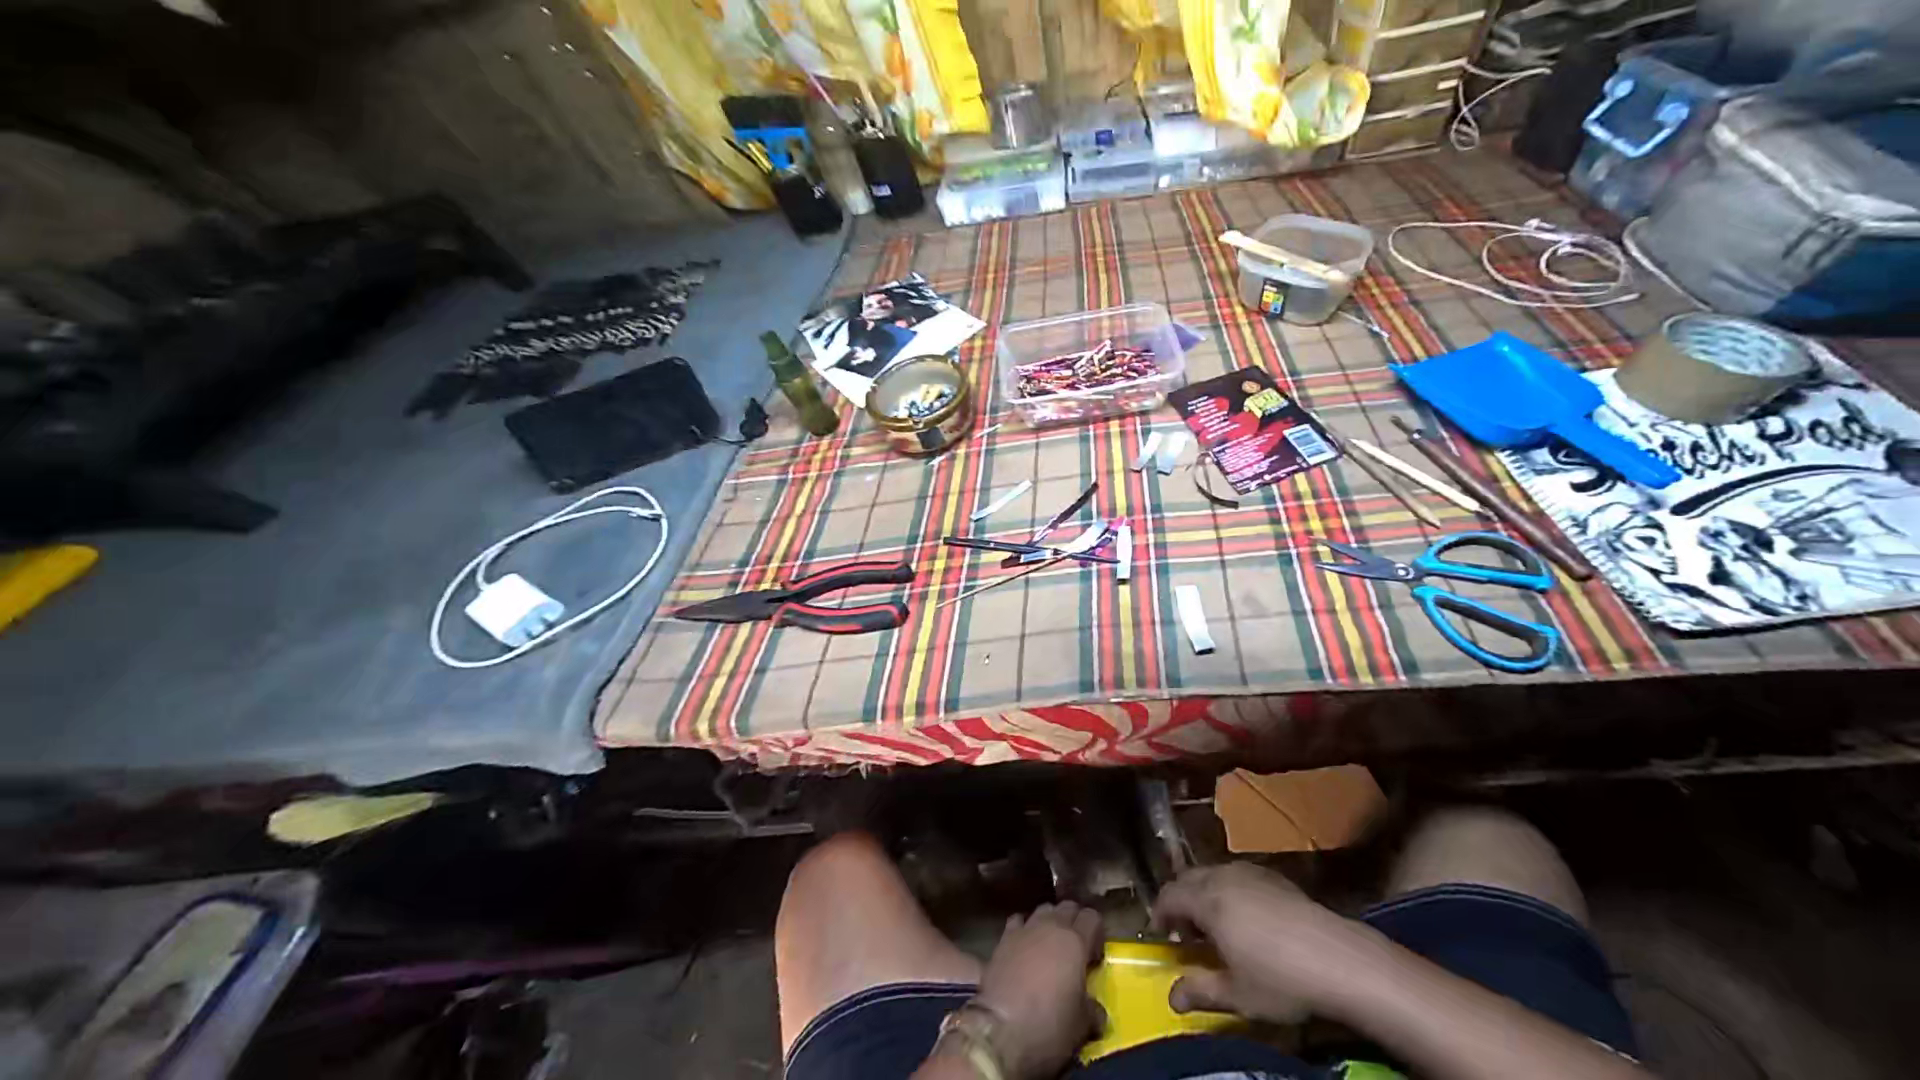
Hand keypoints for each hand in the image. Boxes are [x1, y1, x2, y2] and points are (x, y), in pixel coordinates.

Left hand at [973, 902, 1104, 1079]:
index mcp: (1076, 941)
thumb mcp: (1082, 1024)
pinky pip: (1019, 921)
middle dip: (1074, 922)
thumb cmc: (1049, 1024)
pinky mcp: (1003, 937)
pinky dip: (1025, 929)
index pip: (1093, 917)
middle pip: (1067, 907)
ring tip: (1050, 946)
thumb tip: (1096, 1009)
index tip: (1094, 958)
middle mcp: (1050, 925)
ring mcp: (1024, 928)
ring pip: (1043, 909)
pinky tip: (1024, 947)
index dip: (1097, 934)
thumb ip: (1093, 1009)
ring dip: (1050, 922)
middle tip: (1075, 950)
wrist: (999, 1028)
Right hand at [1151, 863, 1383, 1023]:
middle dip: (1180, 900)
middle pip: (1188, 879)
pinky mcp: (1276, 878)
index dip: (1159, 914)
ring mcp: (1252, 873)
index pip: (1168, 896)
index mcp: (1207, 900)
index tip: (1160, 935)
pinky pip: (1238, 876)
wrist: (1342, 961)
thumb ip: (1200, 991)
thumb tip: (1171, 998)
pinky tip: (1247, 918)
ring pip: (1214, 874)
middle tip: (1185, 932)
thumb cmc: (1281, 980)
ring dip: (1204, 893)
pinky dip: (1229, 890)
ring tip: (1215, 925)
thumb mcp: (1237, 995)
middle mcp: (1224, 877)